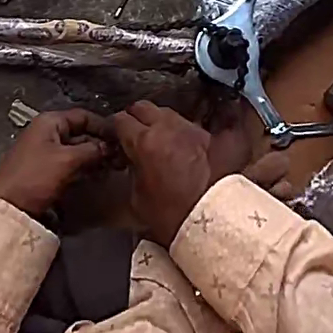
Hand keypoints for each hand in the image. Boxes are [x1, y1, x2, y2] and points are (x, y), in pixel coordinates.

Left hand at [0, 109, 110, 214]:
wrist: (8, 205)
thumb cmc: (33, 176)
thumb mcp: (66, 160)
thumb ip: (91, 150)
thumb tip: (109, 146)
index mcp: (50, 122)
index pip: (83, 116)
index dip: (102, 126)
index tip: (121, 138)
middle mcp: (49, 133)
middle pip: (81, 133)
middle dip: (100, 144)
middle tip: (121, 156)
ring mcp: (48, 152)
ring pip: (78, 150)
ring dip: (94, 158)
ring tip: (114, 167)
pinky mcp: (49, 170)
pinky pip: (72, 164)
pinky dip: (85, 168)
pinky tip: (99, 176)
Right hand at [110, 101, 290, 244]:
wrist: (217, 224)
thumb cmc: (176, 217)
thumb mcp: (138, 197)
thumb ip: (133, 170)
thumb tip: (133, 162)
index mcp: (144, 141)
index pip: (120, 120)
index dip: (115, 129)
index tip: (115, 137)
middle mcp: (167, 128)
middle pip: (142, 107)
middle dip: (135, 118)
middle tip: (134, 134)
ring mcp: (190, 129)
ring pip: (166, 113)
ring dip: (159, 123)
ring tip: (158, 141)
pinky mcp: (209, 136)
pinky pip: (188, 126)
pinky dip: (180, 133)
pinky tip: (180, 148)